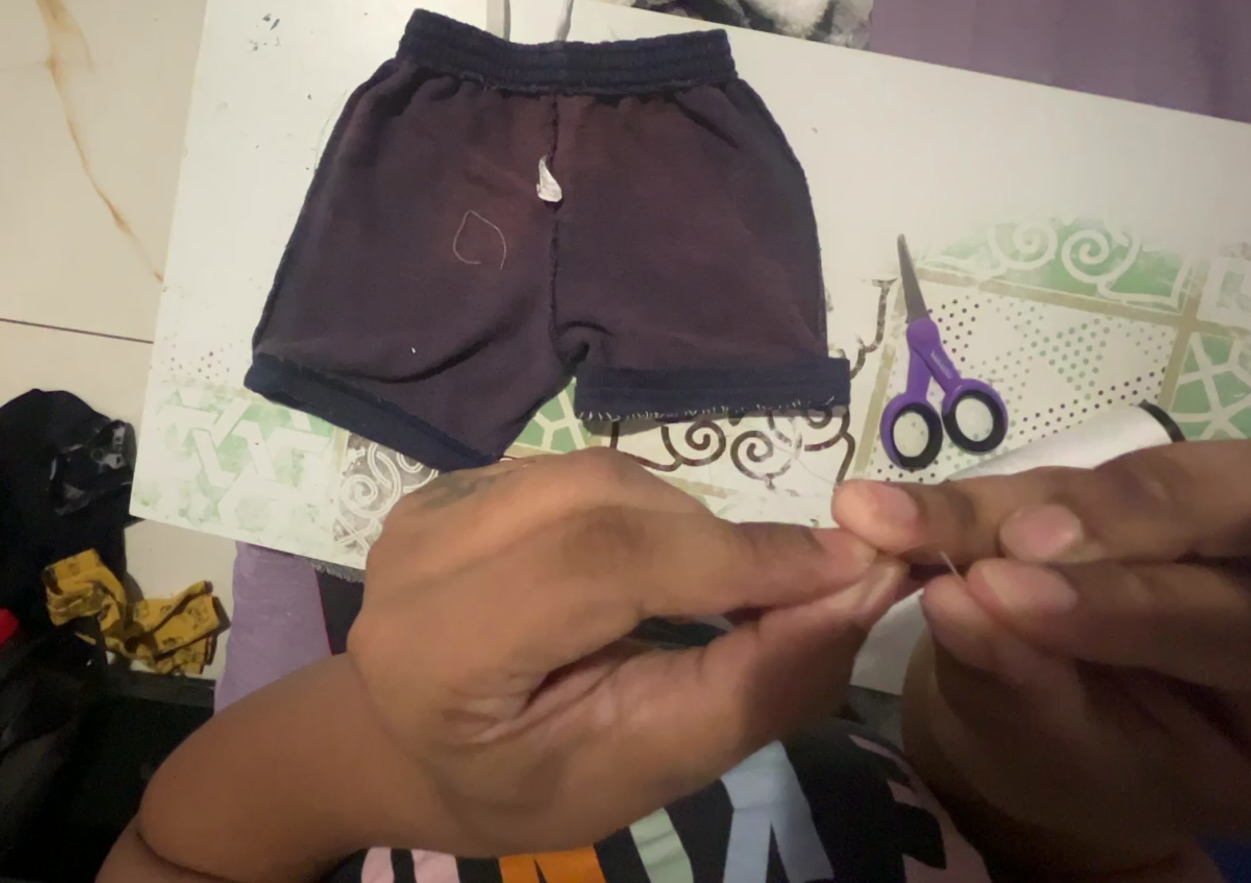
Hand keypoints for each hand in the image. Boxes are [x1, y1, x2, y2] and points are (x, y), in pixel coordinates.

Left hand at [348, 448, 907, 855]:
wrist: (398, 737)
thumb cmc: (509, 782)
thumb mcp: (633, 771)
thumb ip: (744, 688)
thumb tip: (852, 592)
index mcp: (444, 646)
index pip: (601, 565)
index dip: (732, 557)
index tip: (845, 564)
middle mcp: (423, 550)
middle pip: (601, 498)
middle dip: (713, 536)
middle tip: (786, 582)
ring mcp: (431, 502)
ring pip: (593, 470)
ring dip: (676, 517)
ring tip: (704, 581)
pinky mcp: (449, 480)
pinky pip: (570, 468)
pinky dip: (634, 505)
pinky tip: (640, 556)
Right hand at [833, 440, 1250, 874]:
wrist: (1044, 739)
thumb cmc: (1079, 777)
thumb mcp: (1059, 763)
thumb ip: (1024, 686)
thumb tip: (955, 601)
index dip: (1144, 601)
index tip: (1006, 589)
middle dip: (1143, 501)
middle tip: (1007, 531)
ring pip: (1168, 471)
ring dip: (1018, 496)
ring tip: (891, 519)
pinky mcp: (1149, 499)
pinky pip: (1073, 474)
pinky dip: (977, 496)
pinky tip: (887, 508)